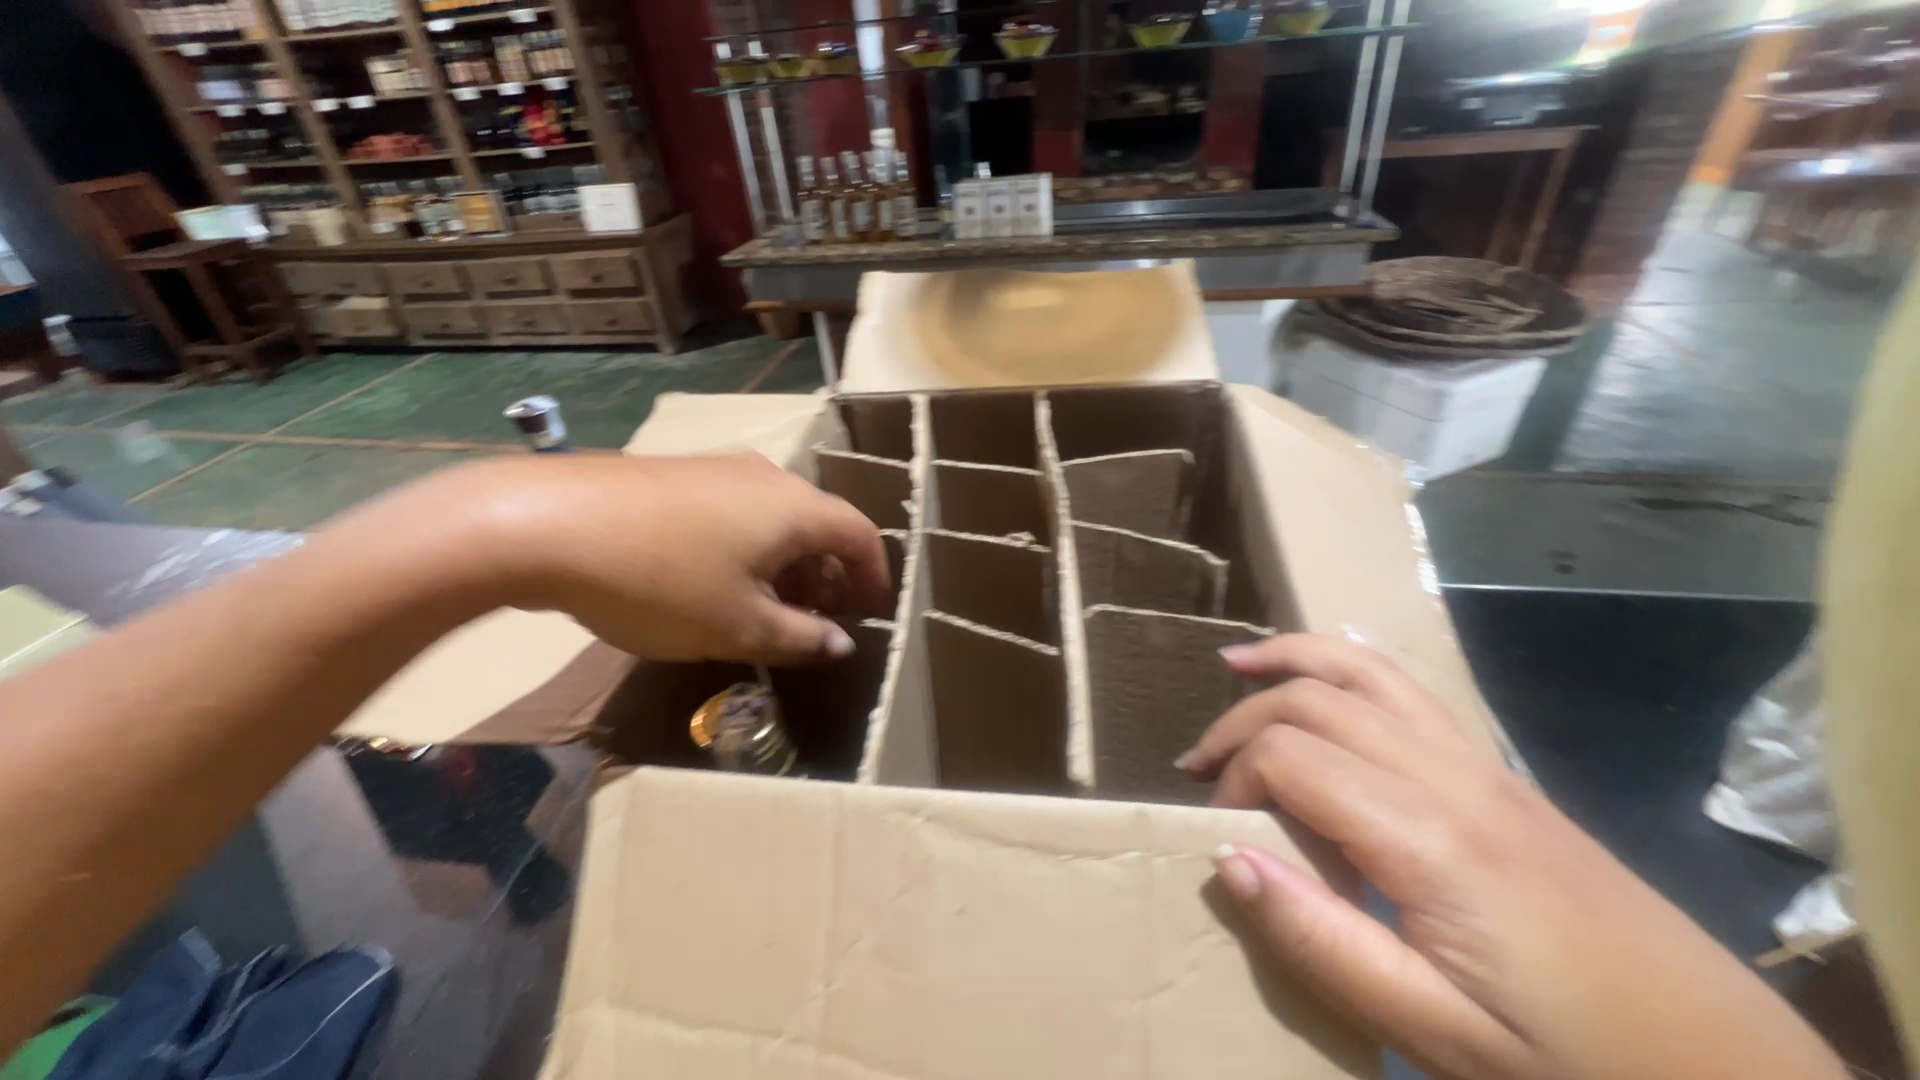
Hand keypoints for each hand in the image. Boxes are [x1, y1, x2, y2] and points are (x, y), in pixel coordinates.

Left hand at [345, 453, 891, 665]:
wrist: (545, 524)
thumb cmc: (660, 580)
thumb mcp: (739, 627)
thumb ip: (800, 638)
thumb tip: (840, 643)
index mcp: (795, 508)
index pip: (860, 535)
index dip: (873, 577)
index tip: (868, 615)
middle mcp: (766, 477)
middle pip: (818, 524)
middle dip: (827, 576)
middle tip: (816, 622)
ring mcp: (717, 469)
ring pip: (774, 518)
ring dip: (786, 565)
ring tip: (766, 609)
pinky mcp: (676, 474)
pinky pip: (736, 512)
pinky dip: (748, 549)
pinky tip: (713, 583)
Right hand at [1184, 635, 1847, 1079]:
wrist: (1723, 1068)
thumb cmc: (1572, 1059)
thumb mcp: (1435, 1032)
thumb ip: (1321, 941)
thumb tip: (1227, 859)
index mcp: (1431, 839)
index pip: (1292, 756)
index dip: (1235, 781)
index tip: (1223, 835)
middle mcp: (1454, 778)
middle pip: (1319, 698)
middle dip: (1242, 719)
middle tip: (1196, 767)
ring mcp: (1485, 768)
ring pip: (1370, 670)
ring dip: (1294, 660)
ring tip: (1235, 665)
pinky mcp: (1502, 779)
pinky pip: (1411, 691)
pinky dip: (1351, 664)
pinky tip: (1328, 670)